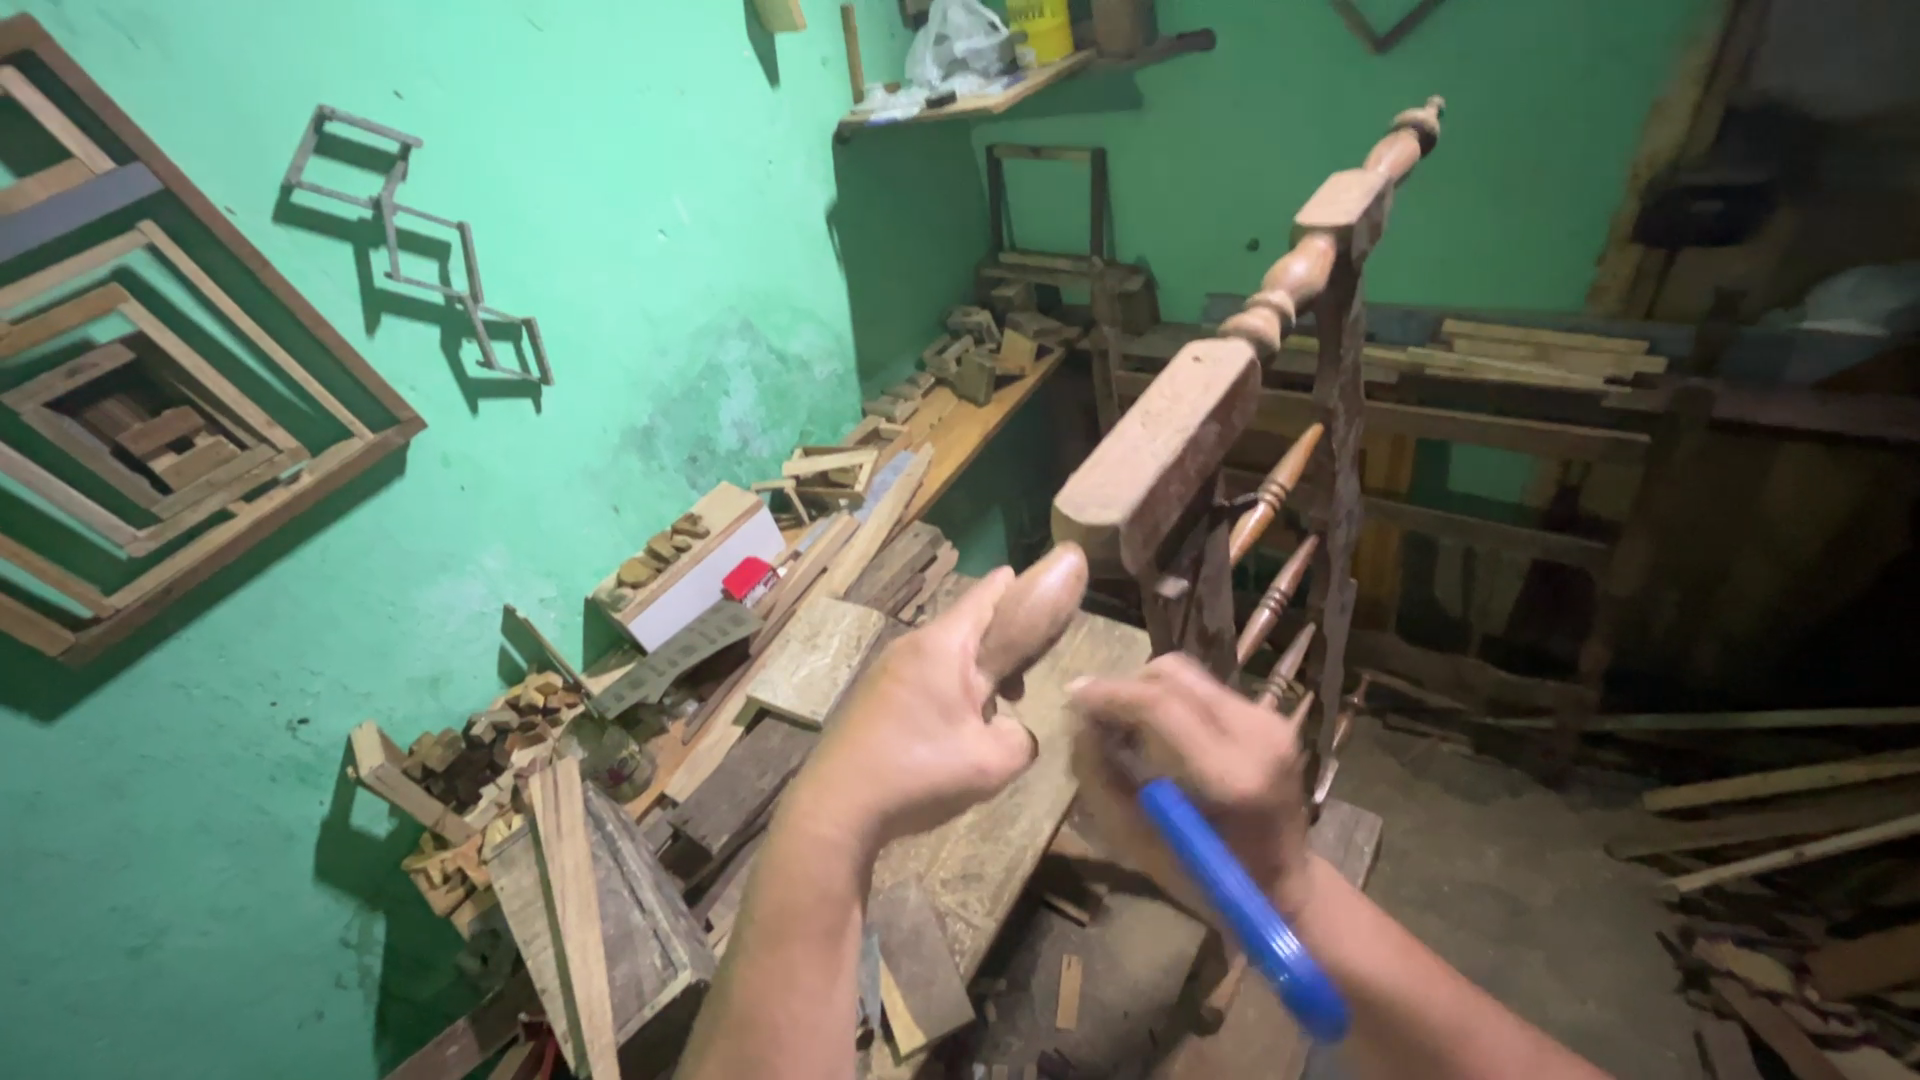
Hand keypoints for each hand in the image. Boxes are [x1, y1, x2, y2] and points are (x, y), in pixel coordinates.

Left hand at [782, 567, 1038, 852]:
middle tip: (1024, 680)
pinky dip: (949, 691)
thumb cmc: (919, 772)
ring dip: (975, 676)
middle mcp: (911, 646)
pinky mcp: (875, 695)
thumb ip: (1022, 738)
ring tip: (992, 714)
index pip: (986, 593)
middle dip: (1002, 645)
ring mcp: (887, 670)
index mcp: (942, 645)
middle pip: (967, 626)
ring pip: (945, 656)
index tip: (1038, 584)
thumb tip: (1015, 731)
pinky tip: (954, 732)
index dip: (1016, 585)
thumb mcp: (993, 762)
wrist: (837, 807)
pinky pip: (924, 677)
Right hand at [1069, 653, 1316, 919]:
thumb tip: (1080, 722)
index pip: (1158, 704)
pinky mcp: (1270, 717)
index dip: (1108, 693)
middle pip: (1172, 674)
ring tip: (1128, 729)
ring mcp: (1269, 721)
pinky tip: (1160, 735)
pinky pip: (1203, 690)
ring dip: (1147, 693)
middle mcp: (1257, 734)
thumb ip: (1101, 778)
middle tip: (1098, 719)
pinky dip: (1171, 702)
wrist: (1284, 888)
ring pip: (1186, 675)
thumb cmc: (1208, 882)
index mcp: (1231, 776)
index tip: (1072, 696)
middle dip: (1125, 688)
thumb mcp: (1138, 843)